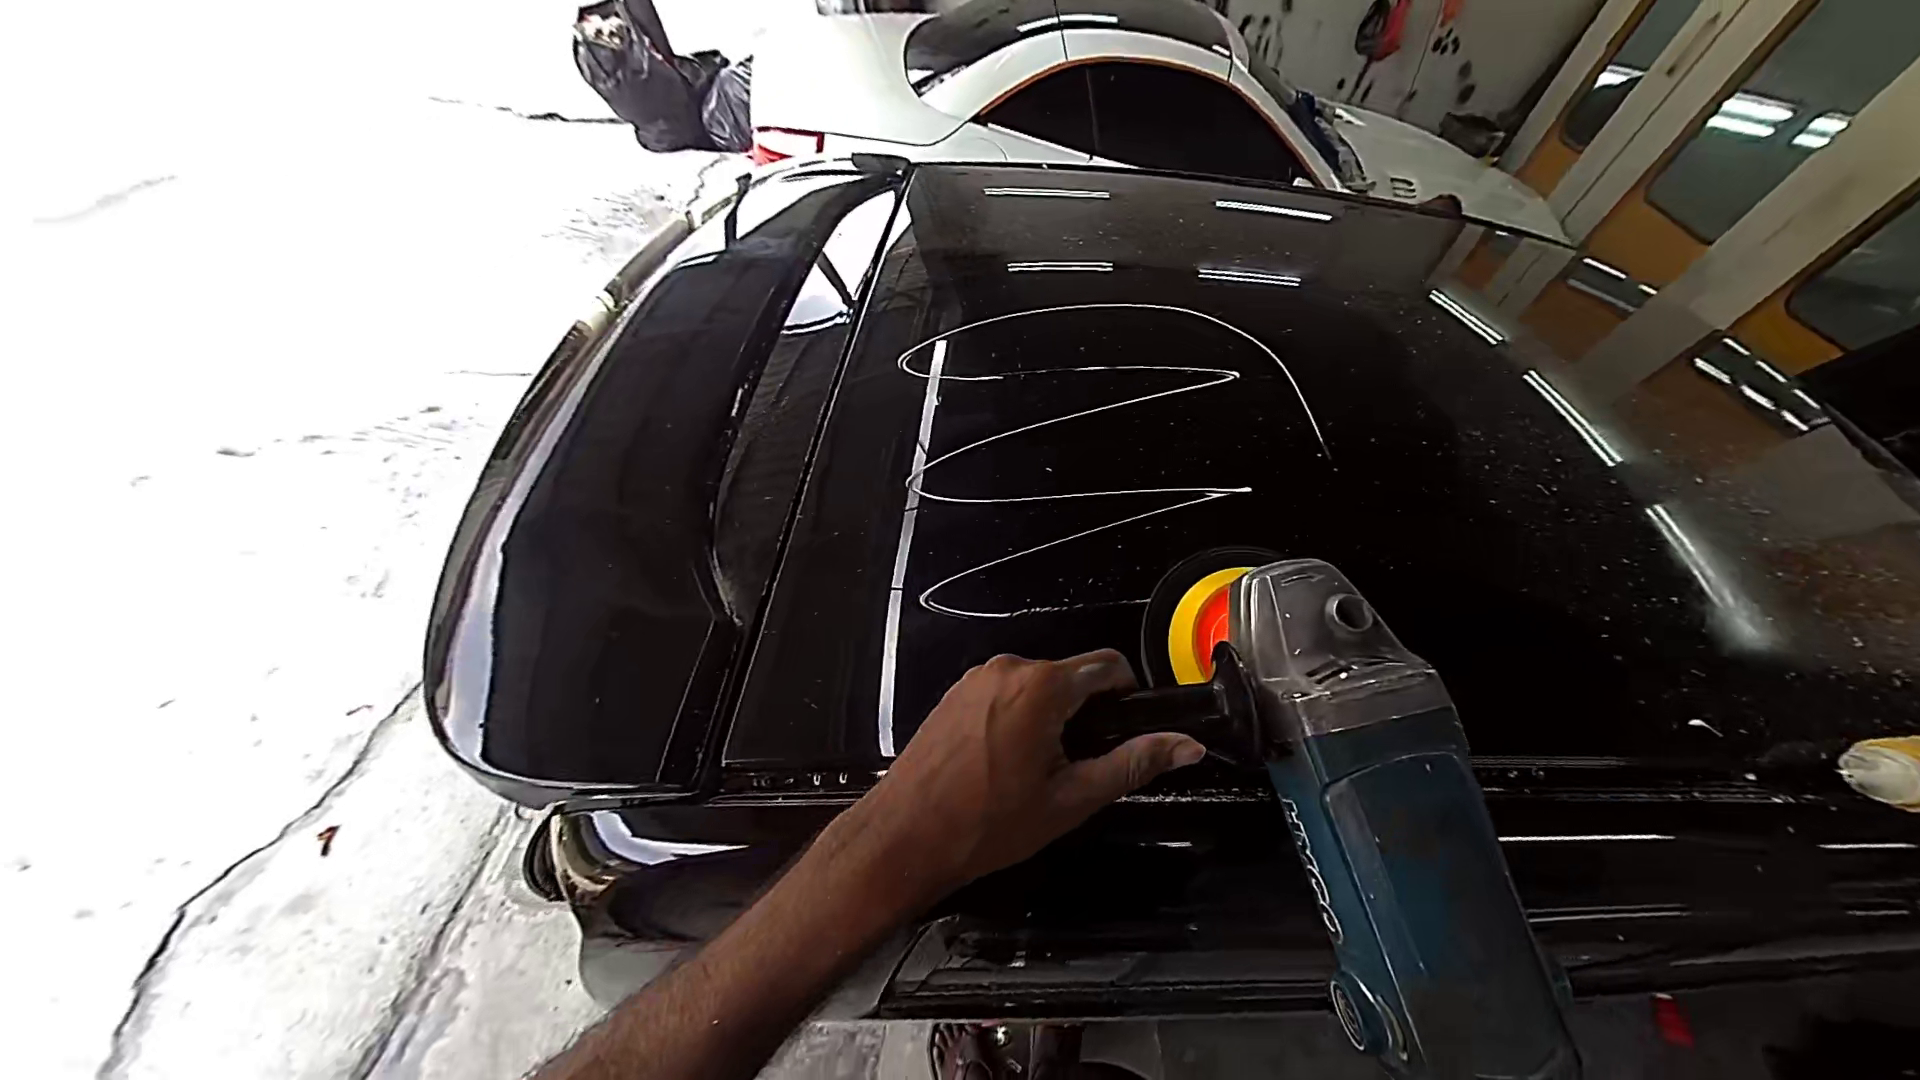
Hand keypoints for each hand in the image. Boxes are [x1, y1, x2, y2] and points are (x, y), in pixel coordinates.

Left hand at [821, 649, 1206, 911]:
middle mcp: (1008, 668)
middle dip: (1086, 711)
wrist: (907, 833)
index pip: (1108, 664)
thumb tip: (1184, 745)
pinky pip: (1006, 690)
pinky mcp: (958, 691)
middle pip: (1071, 674)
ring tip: (1038, 767)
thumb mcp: (1071, 797)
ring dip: (1051, 715)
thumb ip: (1133, 763)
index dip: (1129, 693)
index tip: (1127, 726)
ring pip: (1038, 684)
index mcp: (1042, 685)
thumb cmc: (986, 821)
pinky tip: (1007, 758)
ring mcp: (978, 677)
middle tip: (1079, 762)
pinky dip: (1020, 714)